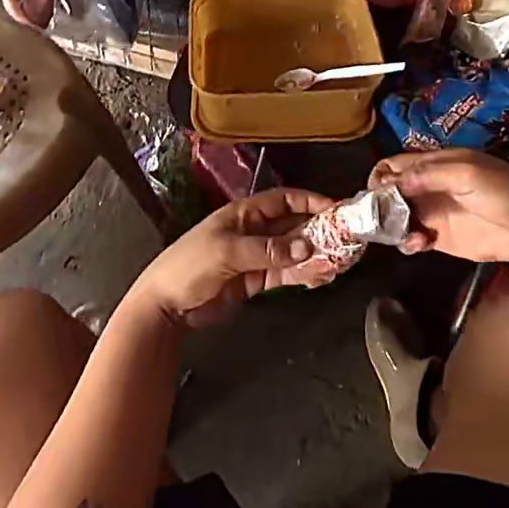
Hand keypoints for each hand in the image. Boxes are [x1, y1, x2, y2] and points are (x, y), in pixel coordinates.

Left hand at [131, 188, 337, 328]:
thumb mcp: (227, 253)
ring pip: (292, 251)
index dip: (309, 201)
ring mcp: (255, 256)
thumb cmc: (189, 267)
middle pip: (293, 225)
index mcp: (244, 214)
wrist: (163, 307)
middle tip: (344, 238)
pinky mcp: (254, 279)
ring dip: (314, 255)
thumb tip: (308, 247)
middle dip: (318, 230)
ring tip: (339, 261)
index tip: (335, 209)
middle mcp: (253, 231)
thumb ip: (268, 250)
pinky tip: (319, 277)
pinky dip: (302, 274)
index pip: (283, 200)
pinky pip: (285, 272)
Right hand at [370, 149, 508, 265]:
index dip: (382, 175)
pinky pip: (411, 238)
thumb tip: (392, 180)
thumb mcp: (468, 174)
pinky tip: (417, 244)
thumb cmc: (504, 192)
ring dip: (391, 224)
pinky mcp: (439, 237)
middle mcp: (429, 186)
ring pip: (397, 216)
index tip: (376, 192)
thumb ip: (430, 174)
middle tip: (378, 216)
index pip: (397, 163)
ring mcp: (433, 212)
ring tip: (401, 231)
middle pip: (391, 190)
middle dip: (380, 202)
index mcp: (436, 163)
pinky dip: (407, 241)